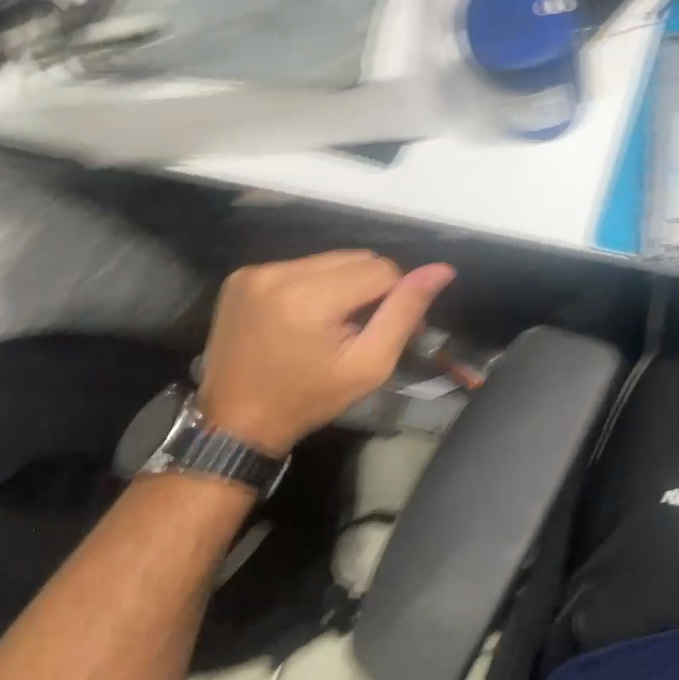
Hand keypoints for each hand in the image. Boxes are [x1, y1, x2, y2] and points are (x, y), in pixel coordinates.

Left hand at [197, 251, 454, 453]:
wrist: (236, 421)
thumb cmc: (310, 398)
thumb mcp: (370, 364)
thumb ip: (405, 312)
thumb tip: (442, 270)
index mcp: (310, 297)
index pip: (382, 269)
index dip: (394, 298)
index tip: (384, 332)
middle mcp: (280, 272)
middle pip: (357, 258)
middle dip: (369, 289)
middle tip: (360, 329)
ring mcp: (256, 271)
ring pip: (331, 259)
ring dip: (344, 285)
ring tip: (333, 324)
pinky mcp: (242, 276)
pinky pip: (302, 266)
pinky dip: (315, 286)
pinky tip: (306, 317)